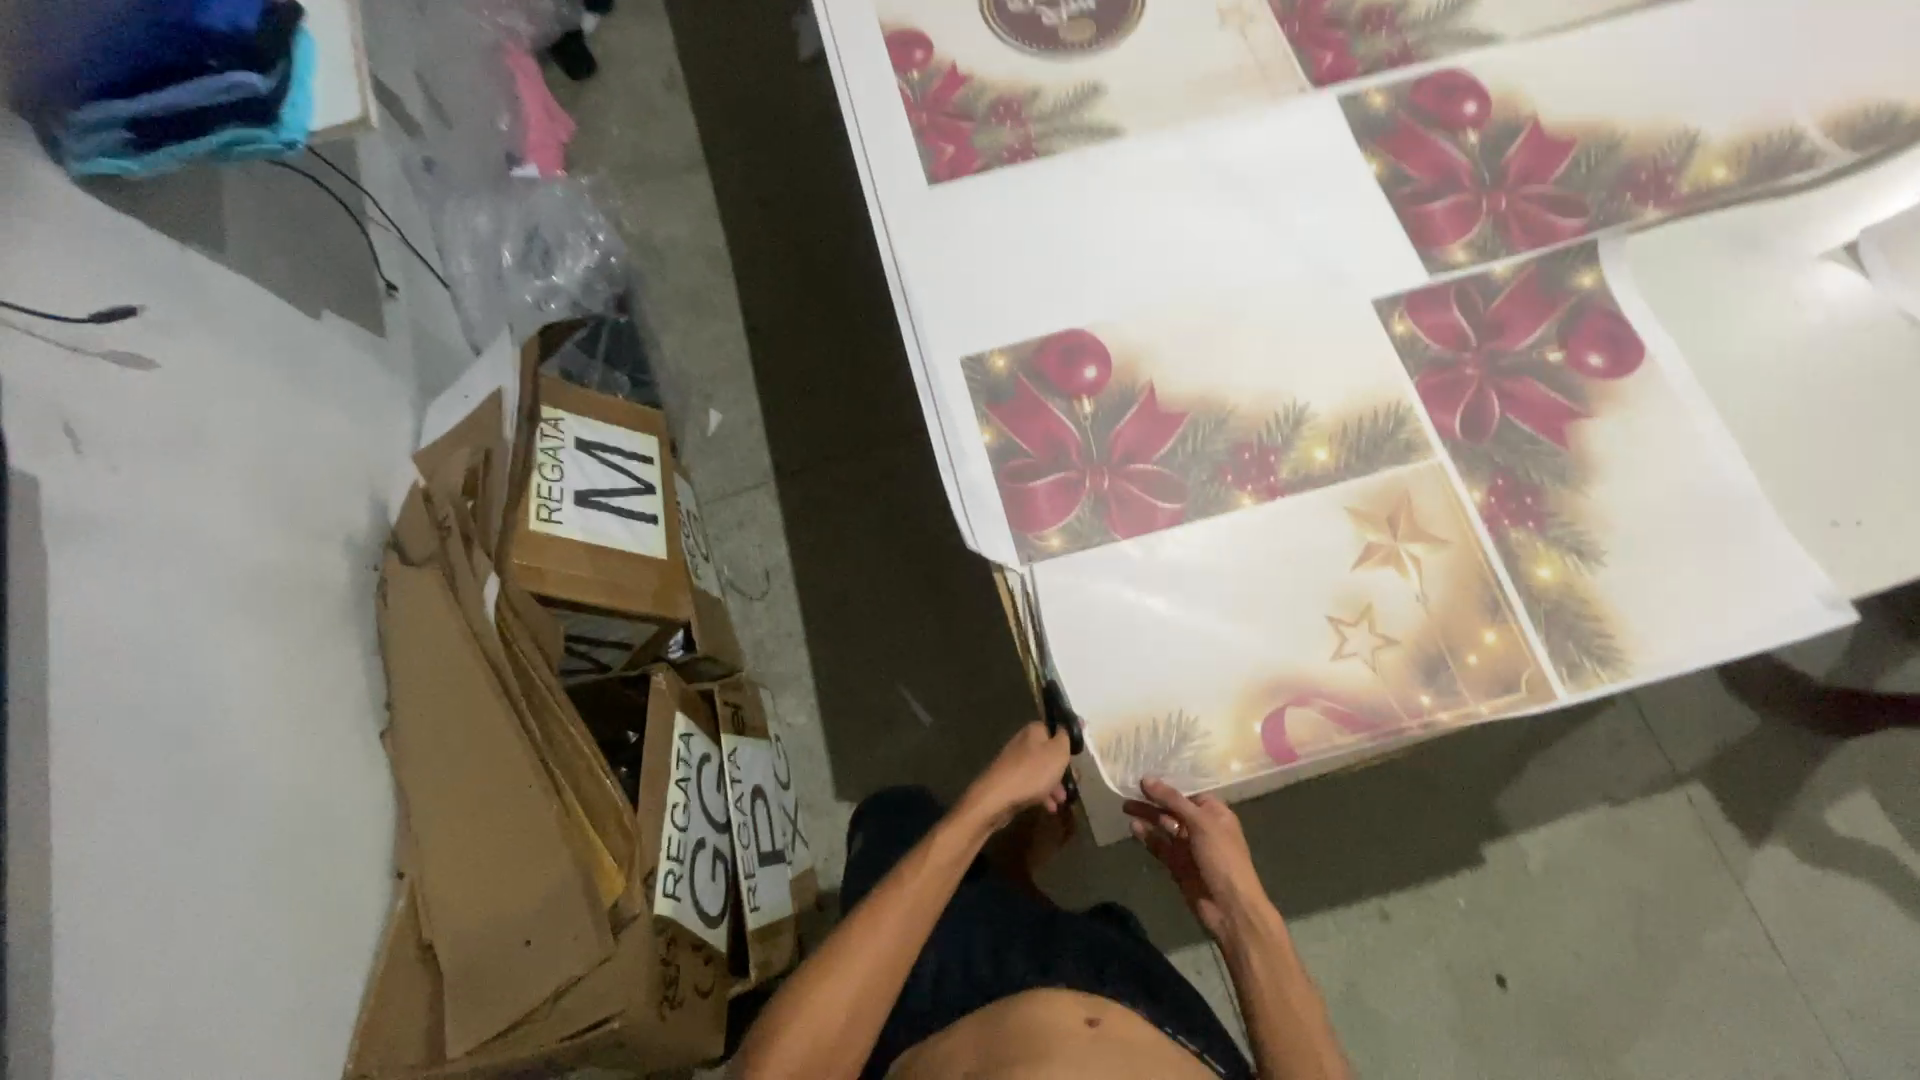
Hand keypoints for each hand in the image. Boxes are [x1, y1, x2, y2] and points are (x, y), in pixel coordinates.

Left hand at [959, 722, 1072, 832]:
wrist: (997, 798)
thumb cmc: (1032, 772)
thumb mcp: (1058, 752)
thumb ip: (1067, 736)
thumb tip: (1076, 720)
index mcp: (1034, 731)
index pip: (1055, 729)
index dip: (1068, 741)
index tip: (1078, 756)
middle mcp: (1023, 743)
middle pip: (1049, 752)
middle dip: (1063, 768)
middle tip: (1074, 780)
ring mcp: (1014, 762)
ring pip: (1041, 771)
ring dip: (1054, 785)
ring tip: (1063, 800)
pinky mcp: (1010, 780)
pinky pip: (1031, 785)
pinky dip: (1042, 794)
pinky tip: (1050, 807)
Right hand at [1125, 777, 1274, 941]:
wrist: (1229, 907)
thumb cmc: (1222, 858)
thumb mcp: (1201, 823)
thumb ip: (1173, 800)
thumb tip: (1146, 779)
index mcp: (1214, 813)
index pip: (1188, 792)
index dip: (1167, 784)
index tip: (1144, 775)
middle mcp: (1201, 827)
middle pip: (1173, 808)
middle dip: (1152, 800)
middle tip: (1128, 790)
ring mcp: (1188, 846)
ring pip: (1164, 826)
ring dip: (1147, 816)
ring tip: (1125, 806)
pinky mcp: (1177, 864)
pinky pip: (1159, 845)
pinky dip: (1147, 836)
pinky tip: (1133, 827)